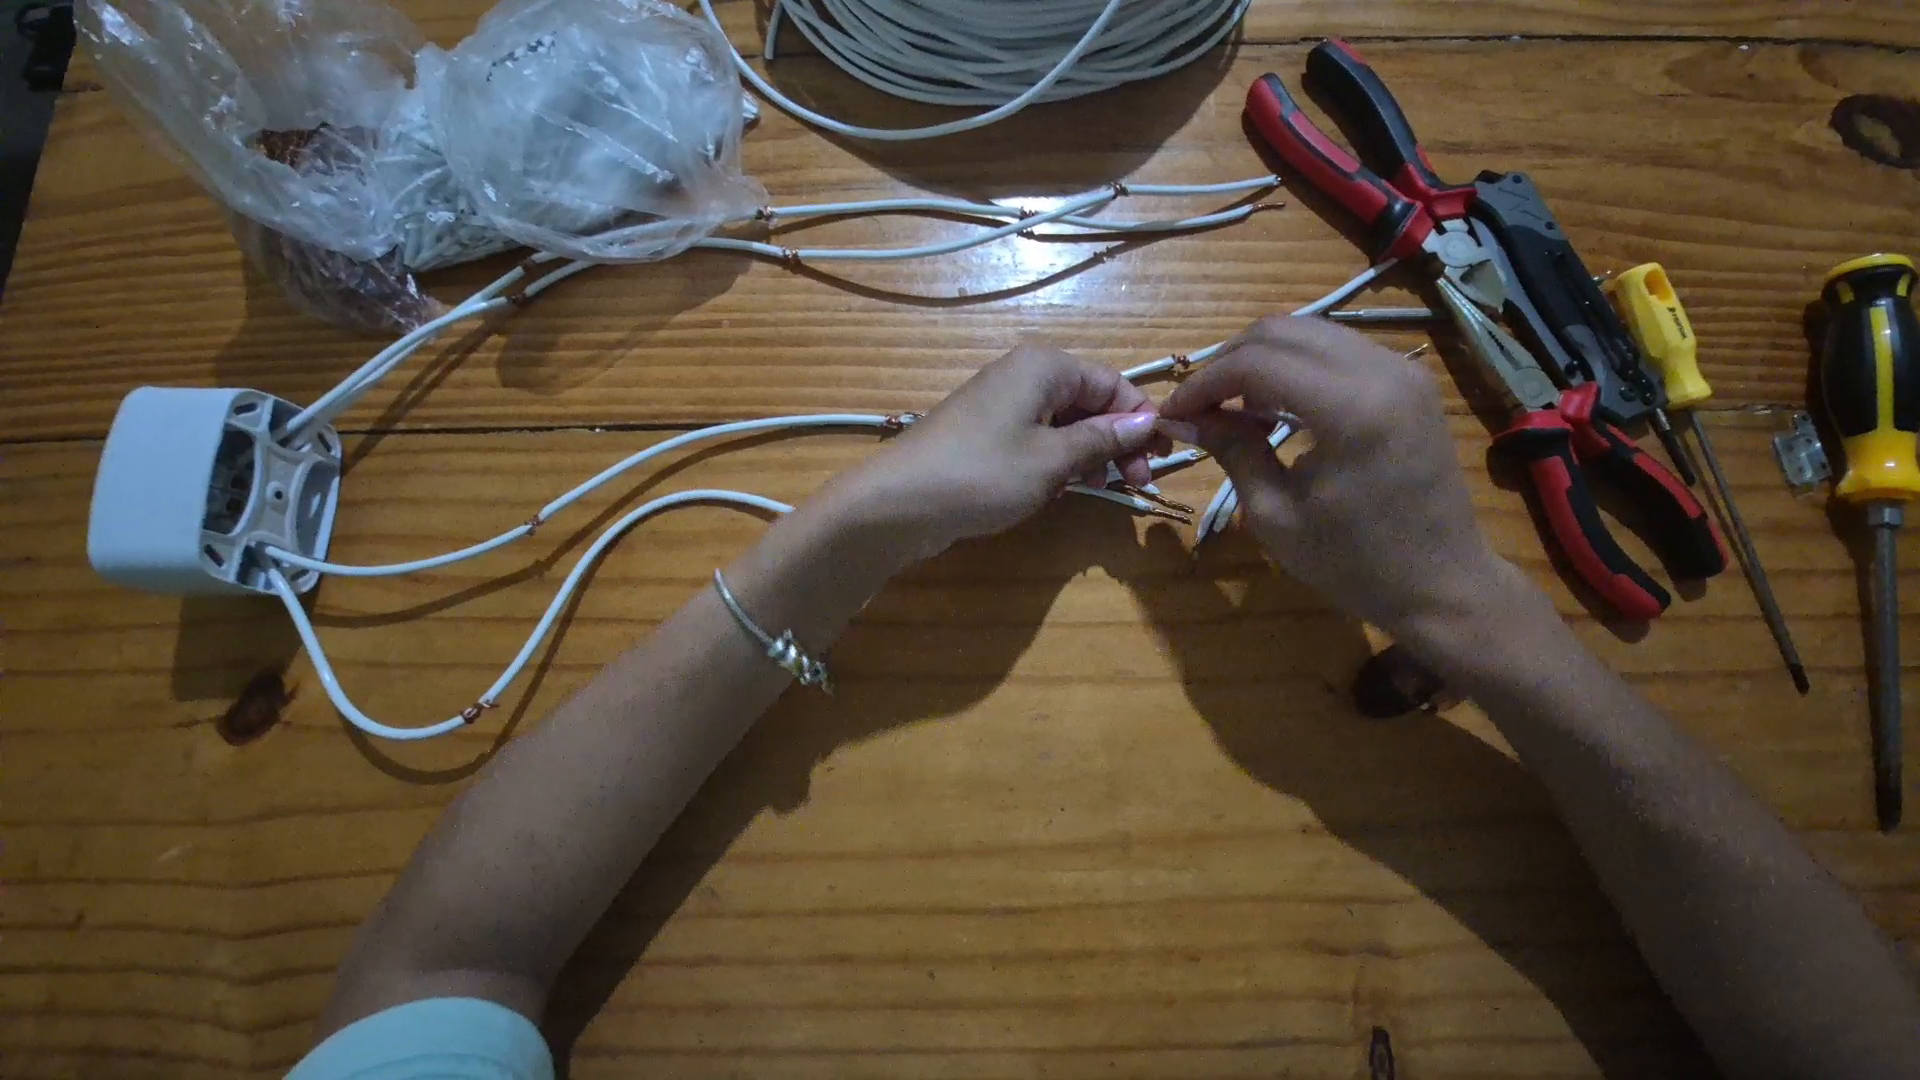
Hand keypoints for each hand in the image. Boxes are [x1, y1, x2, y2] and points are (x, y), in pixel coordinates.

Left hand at [842, 343, 1161, 551]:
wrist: (899, 504)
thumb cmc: (983, 474)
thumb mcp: (1052, 459)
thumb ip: (1102, 439)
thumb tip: (1147, 422)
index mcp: (1044, 366)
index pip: (1112, 383)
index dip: (1140, 419)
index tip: (1160, 460)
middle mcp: (1023, 376)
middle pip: (1088, 402)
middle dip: (1115, 441)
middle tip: (1133, 484)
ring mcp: (1000, 406)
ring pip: (1063, 425)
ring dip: (1086, 455)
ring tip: (1096, 489)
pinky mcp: (984, 436)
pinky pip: (1035, 441)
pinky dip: (1055, 463)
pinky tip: (1059, 491)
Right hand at [1161, 317, 1532, 639]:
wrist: (1441, 583)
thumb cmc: (1352, 563)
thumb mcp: (1275, 514)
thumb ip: (1231, 451)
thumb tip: (1180, 419)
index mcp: (1350, 410)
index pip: (1256, 364)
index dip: (1204, 383)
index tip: (1173, 413)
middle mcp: (1382, 371)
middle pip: (1280, 332)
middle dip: (1227, 363)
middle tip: (1197, 408)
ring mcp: (1402, 369)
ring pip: (1307, 332)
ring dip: (1258, 361)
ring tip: (1231, 409)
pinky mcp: (1408, 379)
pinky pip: (1335, 350)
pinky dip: (1292, 366)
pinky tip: (1274, 407)